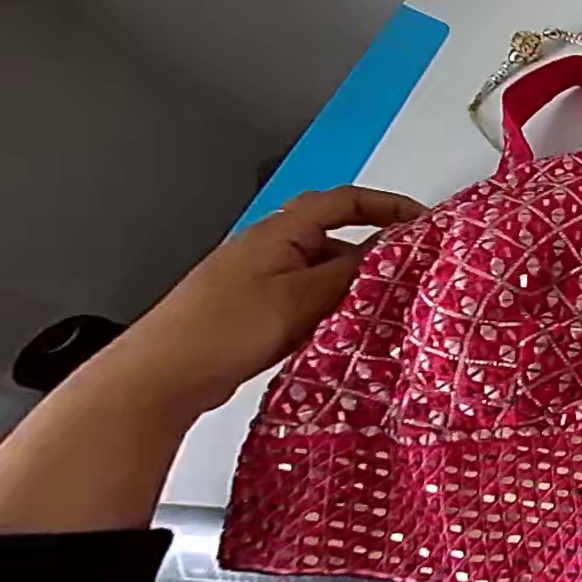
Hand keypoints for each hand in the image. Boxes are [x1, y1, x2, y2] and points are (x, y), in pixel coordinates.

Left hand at [99, 186, 427, 413]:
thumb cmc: (228, 329)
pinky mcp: (258, 307)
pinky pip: (312, 290)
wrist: (156, 381)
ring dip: (359, 273)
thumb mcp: (305, 295)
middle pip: (335, 228)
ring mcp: (261, 277)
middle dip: (377, 237)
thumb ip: (355, 268)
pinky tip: (353, 318)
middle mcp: (269, 247)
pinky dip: (339, 296)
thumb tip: (397, 247)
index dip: (388, 204)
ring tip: (390, 294)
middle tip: (414, 256)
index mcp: (277, 233)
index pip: (344, 200)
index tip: (425, 222)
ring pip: (325, 263)